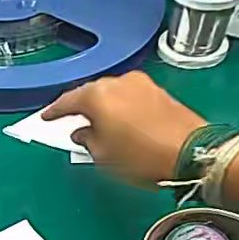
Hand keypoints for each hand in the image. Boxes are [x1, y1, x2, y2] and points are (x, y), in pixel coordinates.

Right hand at [44, 72, 206, 186]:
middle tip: (69, 120)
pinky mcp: (159, 92)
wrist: (192, 154)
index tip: (46, 118)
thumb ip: (86, 139)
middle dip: (79, 106)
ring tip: (95, 123)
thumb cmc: (141, 156)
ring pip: (111, 93)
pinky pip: (128, 96)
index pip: (67, 101)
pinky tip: (118, 121)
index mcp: (97, 95)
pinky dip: (119, 106)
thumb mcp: (102, 155)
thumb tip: (83, 132)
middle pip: (90, 92)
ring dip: (101, 106)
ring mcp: (141, 85)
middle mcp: (118, 83)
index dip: (54, 112)